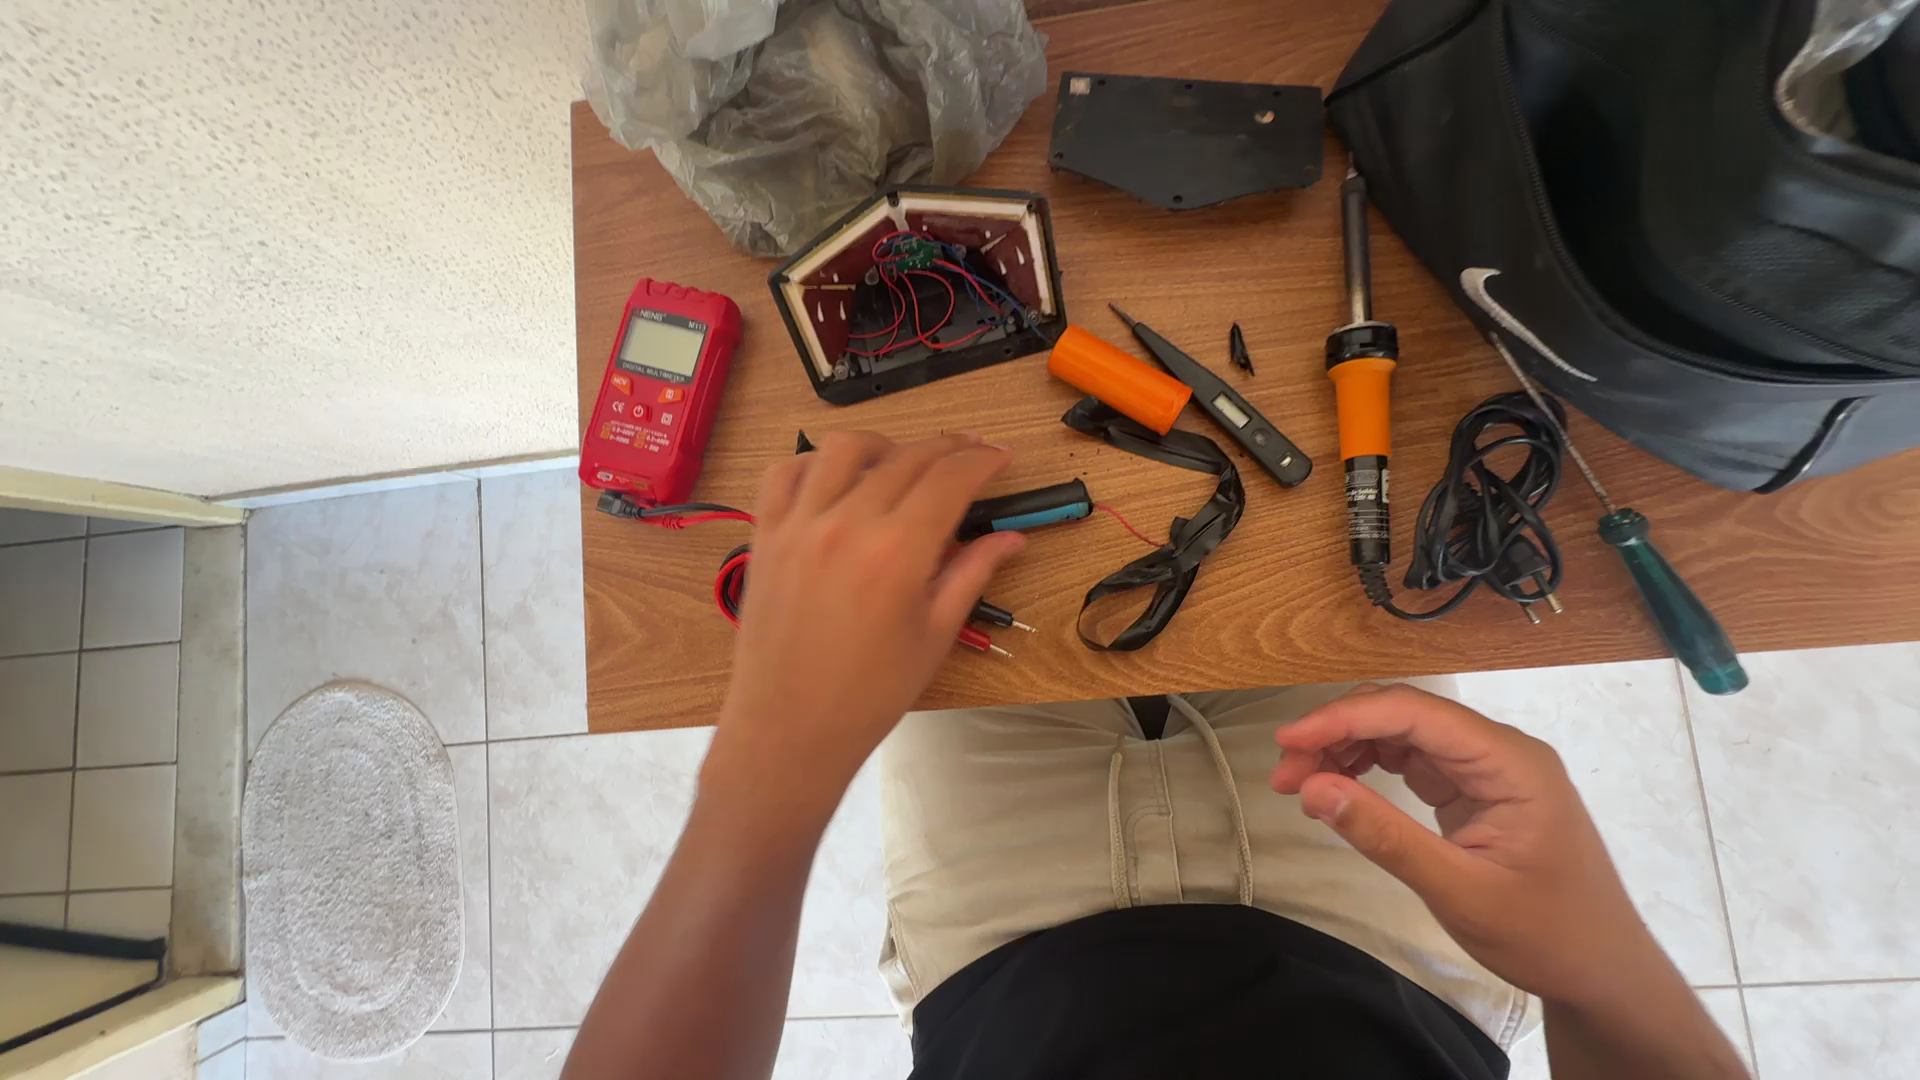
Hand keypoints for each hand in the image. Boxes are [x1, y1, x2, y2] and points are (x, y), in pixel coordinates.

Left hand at [703, 432, 1024, 816]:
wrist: (789, 729)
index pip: (950, 479)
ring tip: (903, 461)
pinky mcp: (766, 535)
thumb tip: (1013, 539)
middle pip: (906, 457)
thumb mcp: (935, 635)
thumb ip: (973, 574)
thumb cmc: (871, 693)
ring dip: (883, 445)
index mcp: (898, 551)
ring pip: (843, 448)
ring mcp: (799, 524)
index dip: (982, 461)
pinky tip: (836, 480)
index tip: (1001, 457)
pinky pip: (784, 473)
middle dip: (948, 448)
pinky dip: (814, 463)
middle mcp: (847, 523)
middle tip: (971, 454)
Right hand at [1269, 684, 1659, 1005]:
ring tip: (1299, 784)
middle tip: (1285, 775)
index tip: (1287, 742)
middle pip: (1398, 713)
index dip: (1342, 718)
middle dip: (1334, 734)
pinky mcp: (1466, 784)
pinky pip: (1403, 755)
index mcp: (1508, 761)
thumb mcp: (1460, 891)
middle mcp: (1493, 748)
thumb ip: (1384, 836)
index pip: (1411, 712)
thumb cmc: (1547, 936)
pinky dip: (1361, 765)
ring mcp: (1480, 764)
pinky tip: (1336, 786)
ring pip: (1394, 730)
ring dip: (1341, 748)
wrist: (1604, 978)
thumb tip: (1311, 788)